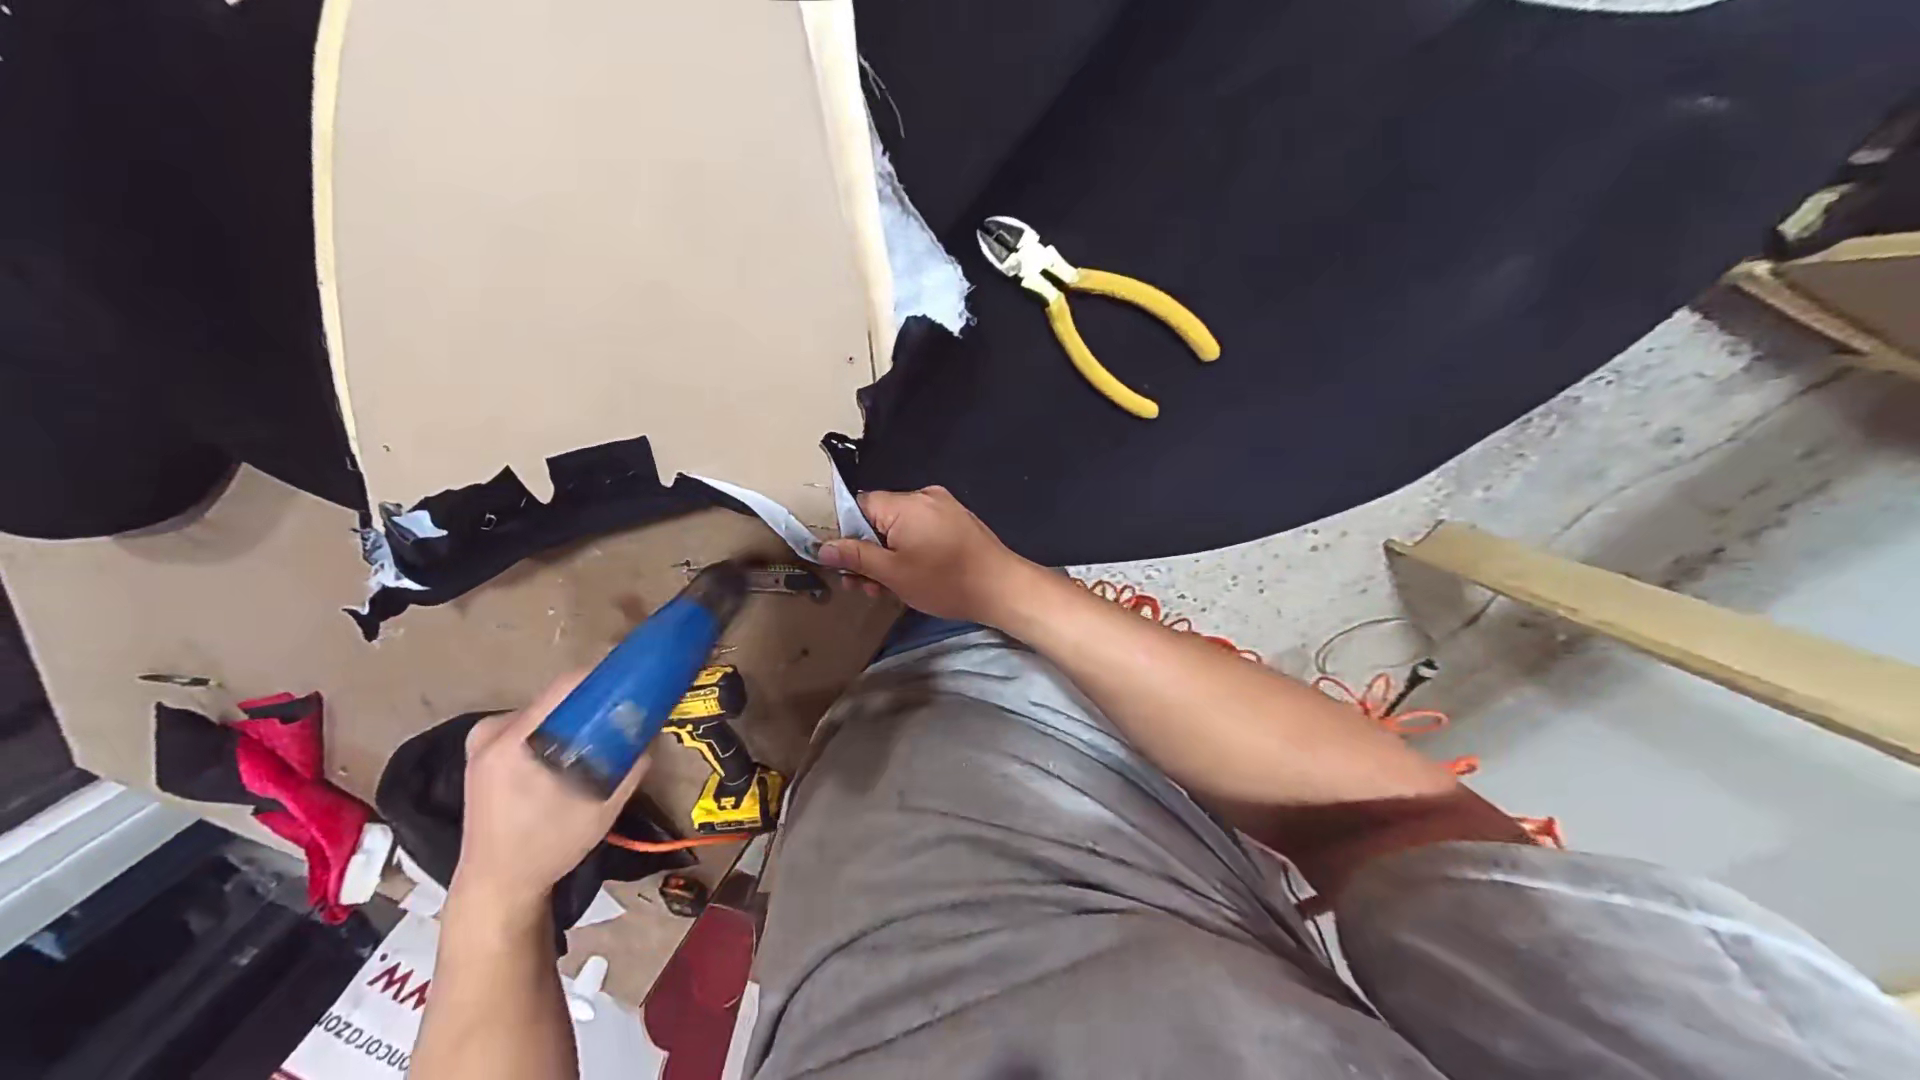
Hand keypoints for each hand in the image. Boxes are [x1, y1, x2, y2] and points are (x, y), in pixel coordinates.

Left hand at [447, 672, 648, 918]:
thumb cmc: (546, 847)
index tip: (635, 674)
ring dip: (575, 717)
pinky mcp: (483, 756)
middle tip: (625, 710)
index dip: (603, 674)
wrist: (497, 887)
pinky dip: (556, 730)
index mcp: (512, 742)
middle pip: (555, 698)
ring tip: (604, 731)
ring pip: (544, 712)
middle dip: (594, 700)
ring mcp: (481, 744)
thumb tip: (652, 731)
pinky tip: (575, 749)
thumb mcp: (601, 808)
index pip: (564, 686)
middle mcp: (491, 734)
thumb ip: (631, 766)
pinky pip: (530, 727)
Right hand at [817, 485, 1036, 624]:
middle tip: (863, 586)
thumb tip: (823, 547)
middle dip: (868, 553)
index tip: (843, 562)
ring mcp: (944, 509)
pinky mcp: (957, 523)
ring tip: (886, 590)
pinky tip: (910, 578)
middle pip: (880, 519)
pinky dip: (911, 552)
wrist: (1001, 587)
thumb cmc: (945, 581)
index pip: (860, 506)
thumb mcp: (892, 573)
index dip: (846, 534)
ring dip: (888, 557)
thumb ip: (856, 557)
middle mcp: (924, 497)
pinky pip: (922, 532)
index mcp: (906, 503)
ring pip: (900, 529)